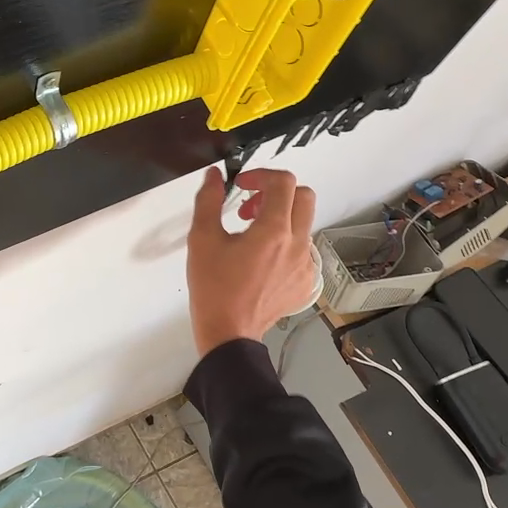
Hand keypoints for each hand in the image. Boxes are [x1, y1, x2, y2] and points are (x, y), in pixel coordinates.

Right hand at [186, 167, 318, 355]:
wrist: (229, 332)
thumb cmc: (214, 289)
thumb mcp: (202, 240)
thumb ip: (208, 201)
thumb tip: (214, 177)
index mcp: (274, 231)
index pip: (284, 182)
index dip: (261, 175)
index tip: (243, 185)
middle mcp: (297, 244)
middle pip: (304, 197)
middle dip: (277, 194)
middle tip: (251, 207)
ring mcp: (305, 264)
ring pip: (303, 224)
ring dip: (280, 219)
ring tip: (251, 237)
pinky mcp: (306, 281)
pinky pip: (302, 250)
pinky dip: (285, 244)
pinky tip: (261, 260)